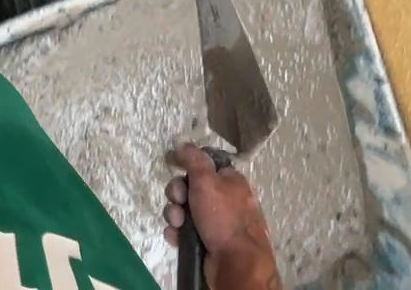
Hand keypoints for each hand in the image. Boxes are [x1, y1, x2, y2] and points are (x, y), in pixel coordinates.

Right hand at [165, 143, 280, 289]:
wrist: (236, 267)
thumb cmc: (224, 218)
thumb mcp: (207, 181)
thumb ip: (193, 159)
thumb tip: (183, 143)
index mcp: (232, 183)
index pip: (206, 166)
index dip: (189, 166)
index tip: (175, 166)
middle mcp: (225, 202)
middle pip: (191, 187)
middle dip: (177, 193)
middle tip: (178, 200)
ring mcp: (217, 225)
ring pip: (185, 210)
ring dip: (174, 214)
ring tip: (178, 223)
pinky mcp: (208, 244)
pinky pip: (185, 231)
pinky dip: (178, 232)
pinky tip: (177, 236)